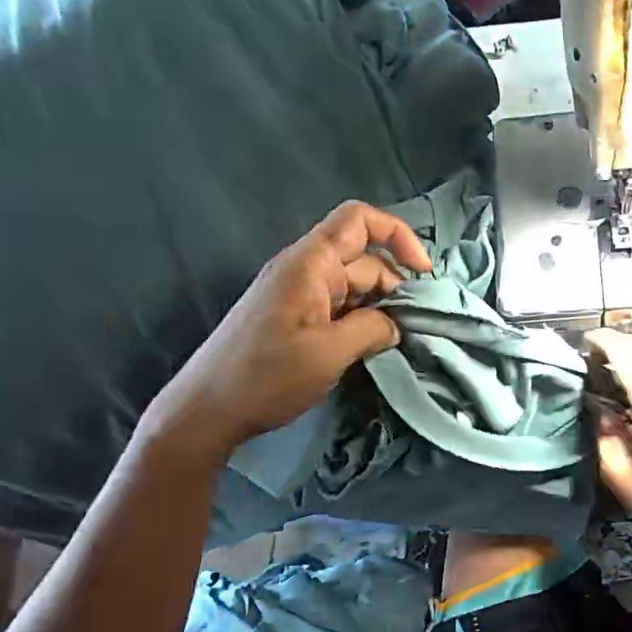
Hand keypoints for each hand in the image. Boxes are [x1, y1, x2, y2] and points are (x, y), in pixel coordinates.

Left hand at [142, 201, 432, 463]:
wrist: (207, 410)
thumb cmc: (267, 376)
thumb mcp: (329, 353)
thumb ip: (372, 330)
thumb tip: (396, 325)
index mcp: (310, 264)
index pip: (360, 221)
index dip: (398, 235)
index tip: (424, 275)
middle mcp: (304, 271)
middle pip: (363, 259)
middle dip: (395, 286)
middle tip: (420, 326)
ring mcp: (297, 296)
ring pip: (353, 288)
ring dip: (380, 309)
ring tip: (403, 341)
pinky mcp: (293, 320)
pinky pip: (337, 309)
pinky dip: (360, 322)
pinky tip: (374, 348)